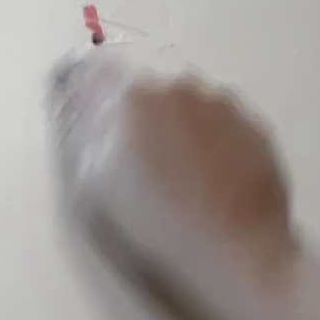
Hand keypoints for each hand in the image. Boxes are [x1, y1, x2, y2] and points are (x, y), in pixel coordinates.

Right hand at [48, 51, 296, 287]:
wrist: (236, 256)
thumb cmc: (157, 226)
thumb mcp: (90, 184)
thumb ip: (73, 127)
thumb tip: (65, 96)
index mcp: (133, 92)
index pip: (97, 64)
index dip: (85, 87)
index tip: (82, 106)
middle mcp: (180, 84)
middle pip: (141, 80)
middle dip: (130, 107)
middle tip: (127, 155)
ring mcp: (222, 103)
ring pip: (180, 98)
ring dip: (169, 120)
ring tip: (168, 172)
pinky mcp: (253, 126)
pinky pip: (216, 118)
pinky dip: (204, 136)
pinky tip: (200, 177)